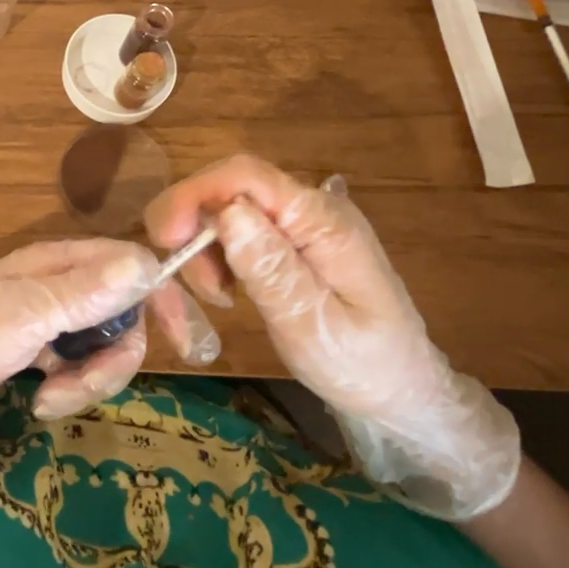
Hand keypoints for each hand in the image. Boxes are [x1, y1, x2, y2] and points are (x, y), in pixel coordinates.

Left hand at [0, 239, 219, 435]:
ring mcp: (44, 316)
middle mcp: (57, 283)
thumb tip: (146, 265)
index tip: (183, 344)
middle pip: (121, 315)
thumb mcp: (24, 317)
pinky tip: (39, 402)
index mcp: (56, 262)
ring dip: (85, 382)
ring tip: (47, 402)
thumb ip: (84, 293)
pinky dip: (66, 387)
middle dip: (112, 361)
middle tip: (81, 389)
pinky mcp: (32, 347)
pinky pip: (73, 364)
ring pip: (99, 346)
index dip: (162, 298)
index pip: (132, 264)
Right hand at [145, 155, 519, 519]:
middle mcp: (314, 208)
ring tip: (218, 296)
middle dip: (194, 223)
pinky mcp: (297, 241)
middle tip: (190, 281)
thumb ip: (272, 270)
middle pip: (232, 185)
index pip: (245, 175)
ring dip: (205, 244)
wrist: (403, 392)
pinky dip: (220, 254)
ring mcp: (306, 223)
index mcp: (323, 222)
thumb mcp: (312, 327)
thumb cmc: (363, 367)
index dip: (194, 194)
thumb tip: (227, 211)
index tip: (165, 239)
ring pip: (230, 206)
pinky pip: (242, 228)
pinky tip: (230, 290)